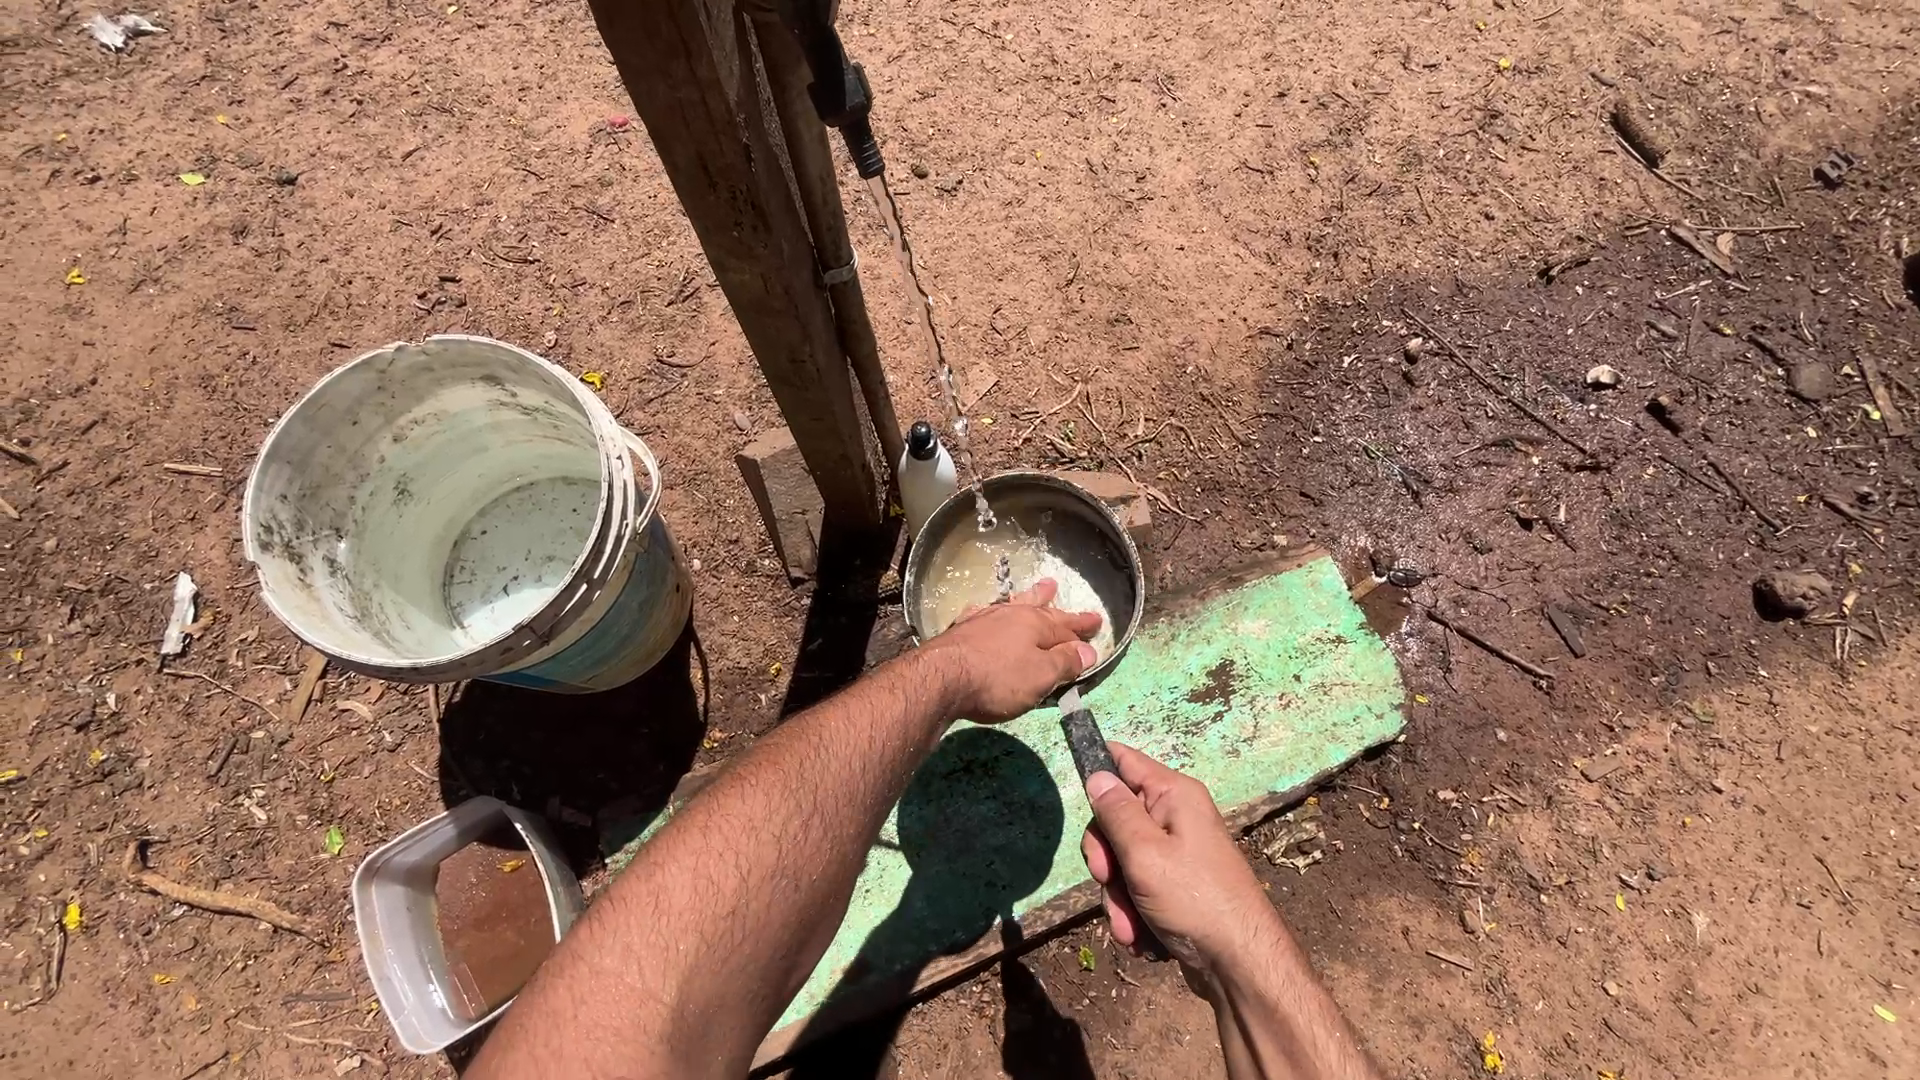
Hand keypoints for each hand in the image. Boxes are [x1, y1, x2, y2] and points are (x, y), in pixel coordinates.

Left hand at [924, 578, 1101, 722]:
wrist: (941, 678)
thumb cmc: (998, 679)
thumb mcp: (1040, 676)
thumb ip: (1065, 662)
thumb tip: (1088, 650)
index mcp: (1035, 625)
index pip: (1065, 626)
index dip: (1081, 626)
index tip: (1097, 621)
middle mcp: (1010, 615)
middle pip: (1037, 608)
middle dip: (1052, 603)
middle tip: (1058, 587)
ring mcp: (983, 620)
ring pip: (1011, 605)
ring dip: (1025, 598)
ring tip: (1036, 588)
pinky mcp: (960, 630)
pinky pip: (981, 613)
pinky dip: (988, 611)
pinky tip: (984, 609)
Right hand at [1079, 742, 1283, 971]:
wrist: (1240, 967)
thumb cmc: (1193, 898)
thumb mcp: (1144, 852)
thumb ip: (1115, 812)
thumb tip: (1097, 774)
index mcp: (1173, 794)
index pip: (1124, 760)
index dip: (1097, 771)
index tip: (1078, 795)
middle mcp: (1176, 817)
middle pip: (1116, 820)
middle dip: (1106, 859)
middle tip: (1107, 879)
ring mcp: (1177, 854)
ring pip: (1122, 861)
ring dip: (1118, 896)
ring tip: (1131, 926)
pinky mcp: (1176, 887)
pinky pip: (1138, 888)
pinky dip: (1133, 913)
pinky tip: (1142, 937)